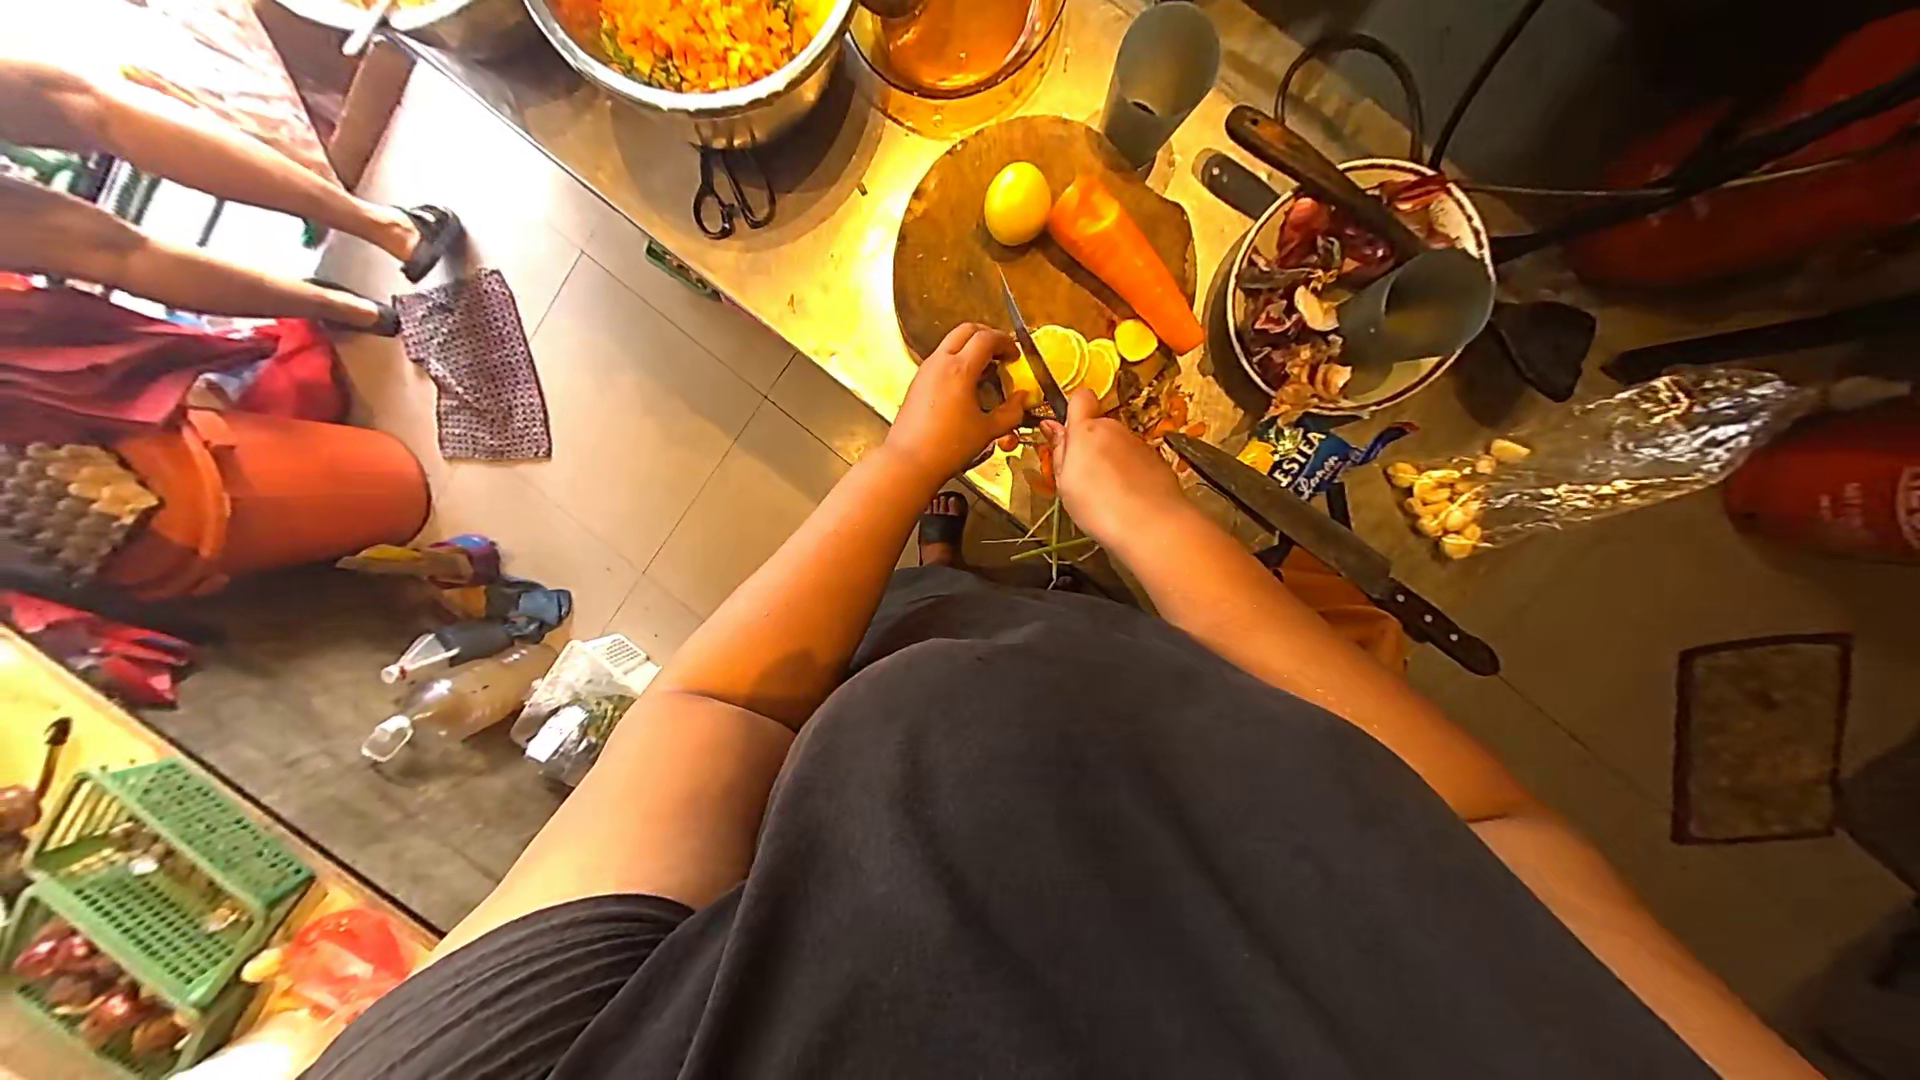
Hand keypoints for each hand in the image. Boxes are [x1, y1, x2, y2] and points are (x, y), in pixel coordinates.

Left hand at [884, 323, 1028, 481]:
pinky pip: (939, 360)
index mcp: (960, 369)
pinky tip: (966, 385)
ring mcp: (925, 372)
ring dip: (969, 348)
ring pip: (950, 343)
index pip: (986, 338)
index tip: (1014, 353)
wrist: (909, 462)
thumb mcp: (988, 430)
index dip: (1005, 342)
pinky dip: (956, 361)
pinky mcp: (917, 384)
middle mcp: (939, 363)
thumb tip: (1022, 399)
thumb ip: (1011, 412)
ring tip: (985, 369)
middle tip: (1001, 351)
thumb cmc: (947, 447)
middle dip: (986, 335)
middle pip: (965, 331)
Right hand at [1042, 388, 1190, 544]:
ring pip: (1116, 445)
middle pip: (1097, 427)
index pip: (1080, 397)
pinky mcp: (1156, 460)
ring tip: (1103, 495)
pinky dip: (1128, 474)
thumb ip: (1059, 451)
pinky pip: (1134, 461)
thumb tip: (1052, 428)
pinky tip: (1124, 498)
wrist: (1150, 524)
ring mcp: (1138, 444)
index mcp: (1086, 431)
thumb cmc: (1099, 506)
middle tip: (1080, 478)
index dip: (1073, 411)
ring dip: (1108, 462)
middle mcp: (1115, 430)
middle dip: (1088, 446)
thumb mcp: (1064, 482)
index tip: (1065, 435)